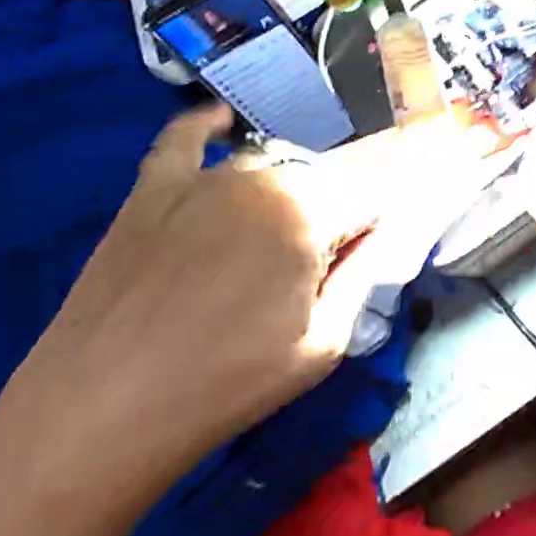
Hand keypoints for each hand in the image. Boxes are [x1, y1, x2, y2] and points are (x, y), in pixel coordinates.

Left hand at [10, 105, 486, 478]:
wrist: (93, 415)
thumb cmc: (225, 387)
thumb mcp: (324, 343)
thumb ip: (367, 271)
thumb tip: (396, 225)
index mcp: (310, 213)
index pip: (378, 185)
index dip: (410, 181)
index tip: (442, 160)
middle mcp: (264, 178)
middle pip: (328, 173)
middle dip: (355, 195)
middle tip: (360, 227)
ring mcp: (202, 179)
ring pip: (272, 163)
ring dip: (298, 184)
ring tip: (299, 222)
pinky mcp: (149, 191)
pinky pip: (183, 140)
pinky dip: (206, 127)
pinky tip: (222, 119)